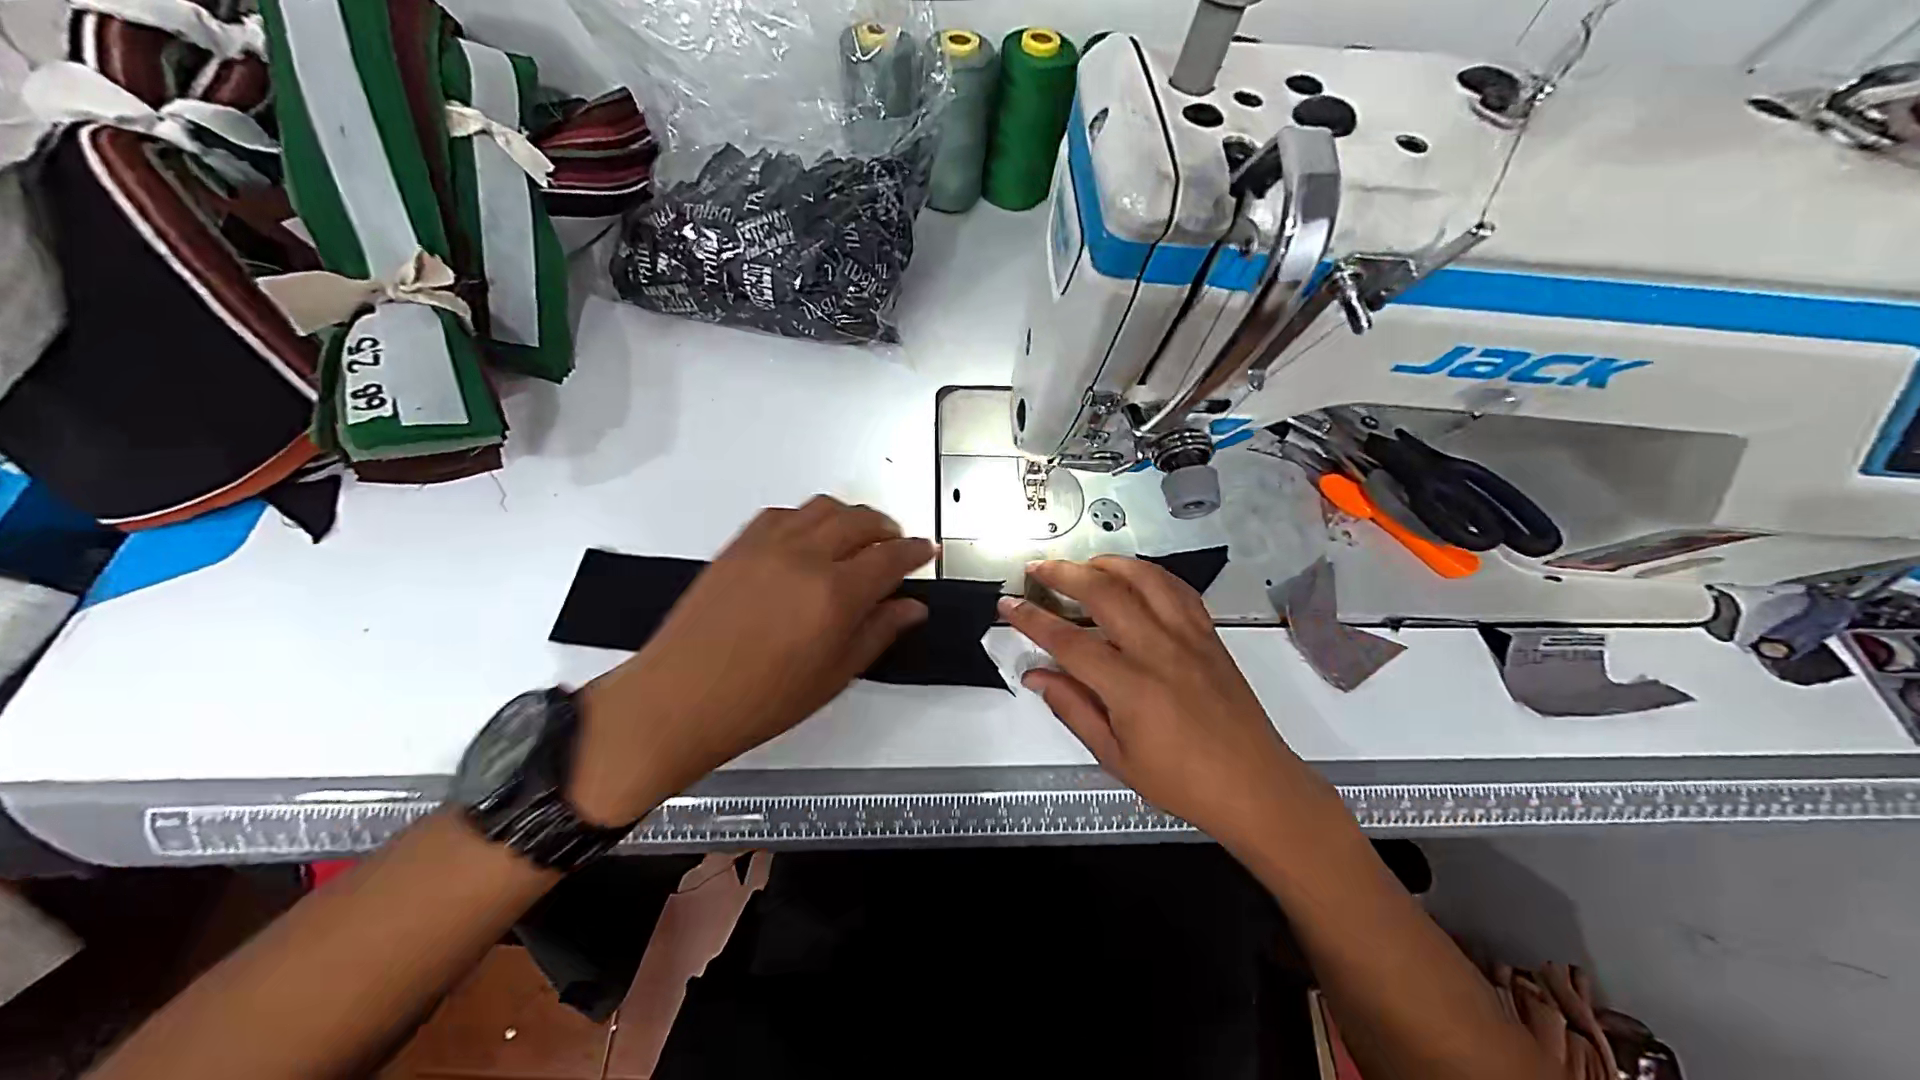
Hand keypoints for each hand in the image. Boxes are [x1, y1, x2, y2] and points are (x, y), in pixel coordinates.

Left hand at [569, 497, 934, 824]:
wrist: (680, 699)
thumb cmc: (758, 700)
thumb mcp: (834, 675)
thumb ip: (878, 632)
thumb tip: (910, 608)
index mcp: (835, 594)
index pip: (890, 557)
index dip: (914, 552)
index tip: (925, 551)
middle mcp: (804, 557)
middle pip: (860, 521)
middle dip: (887, 528)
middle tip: (896, 543)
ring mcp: (767, 545)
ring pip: (823, 507)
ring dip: (850, 515)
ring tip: (858, 534)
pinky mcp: (738, 545)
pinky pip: (783, 512)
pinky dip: (807, 516)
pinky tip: (809, 535)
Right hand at [1001, 557, 1304, 850]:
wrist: (1255, 786)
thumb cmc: (1184, 781)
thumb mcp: (1115, 756)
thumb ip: (1072, 708)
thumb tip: (1037, 676)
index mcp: (1130, 687)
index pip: (1067, 640)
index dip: (1031, 619)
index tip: (1009, 606)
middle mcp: (1158, 650)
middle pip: (1102, 591)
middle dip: (1062, 573)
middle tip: (1037, 569)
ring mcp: (1188, 636)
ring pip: (1142, 577)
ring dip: (1105, 563)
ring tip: (1081, 565)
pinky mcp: (1208, 634)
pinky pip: (1176, 588)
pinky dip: (1147, 573)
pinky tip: (1132, 576)